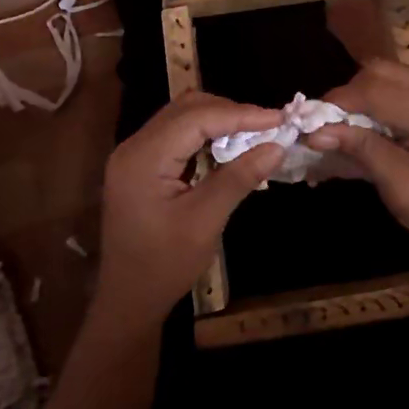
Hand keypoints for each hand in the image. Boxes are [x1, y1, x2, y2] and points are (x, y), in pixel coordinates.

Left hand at [96, 92, 284, 325]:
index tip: (279, 119)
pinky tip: (230, 147)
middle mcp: (134, 147)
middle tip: (270, 126)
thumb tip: (277, 146)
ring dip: (220, 120)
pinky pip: (178, 135)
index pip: (196, 118)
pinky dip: (207, 134)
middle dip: (231, 112)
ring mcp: (135, 155)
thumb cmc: (165, 265)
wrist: (129, 299)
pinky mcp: (142, 166)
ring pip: (183, 117)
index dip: (241, 115)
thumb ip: (238, 178)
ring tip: (256, 133)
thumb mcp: (205, 222)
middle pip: (187, 109)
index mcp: (143, 159)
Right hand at [307, 60, 408, 250]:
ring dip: (360, 97)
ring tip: (342, 128)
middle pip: (382, 73)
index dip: (338, 103)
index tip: (307, 123)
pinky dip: (375, 101)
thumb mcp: (400, 186)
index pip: (378, 91)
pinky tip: (364, 126)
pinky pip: (399, 86)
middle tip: (325, 126)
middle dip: (348, 97)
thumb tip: (315, 132)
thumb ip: (362, 151)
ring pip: (387, 75)